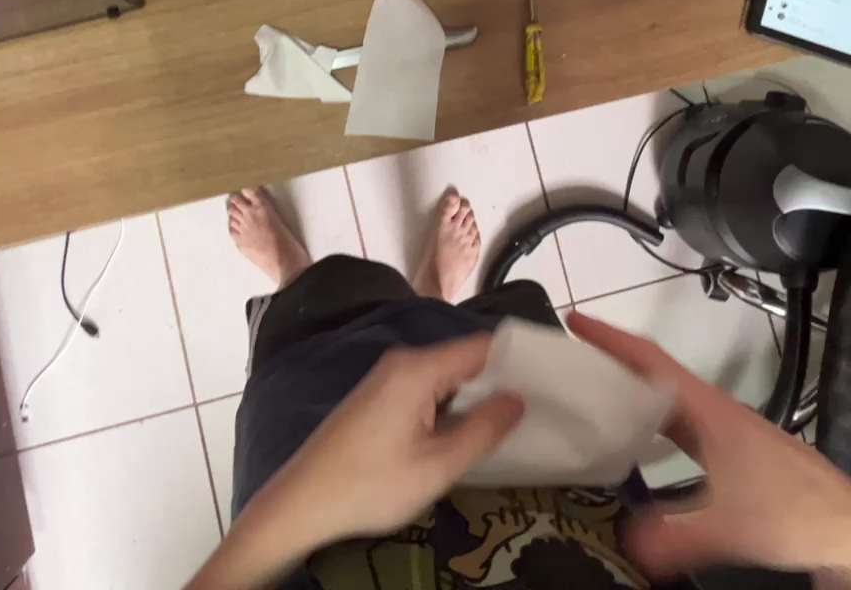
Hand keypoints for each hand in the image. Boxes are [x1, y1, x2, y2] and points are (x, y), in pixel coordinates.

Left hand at [187, 337, 523, 588]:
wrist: (301, 503)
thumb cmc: (371, 485)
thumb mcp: (437, 466)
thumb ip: (482, 428)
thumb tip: (518, 398)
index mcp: (418, 367)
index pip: (481, 346)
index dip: (516, 358)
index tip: (549, 377)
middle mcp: (402, 360)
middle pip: (463, 359)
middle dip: (497, 380)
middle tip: (536, 406)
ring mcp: (386, 376)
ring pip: (445, 375)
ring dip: (473, 395)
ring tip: (508, 420)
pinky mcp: (378, 394)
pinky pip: (426, 387)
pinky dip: (450, 402)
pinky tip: (464, 428)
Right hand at [565, 312, 850, 589]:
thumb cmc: (797, 512)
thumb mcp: (735, 526)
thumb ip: (679, 534)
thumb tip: (625, 541)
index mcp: (707, 409)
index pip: (650, 359)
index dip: (611, 338)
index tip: (574, 321)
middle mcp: (710, 410)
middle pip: (650, 373)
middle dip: (609, 361)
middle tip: (567, 363)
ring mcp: (720, 430)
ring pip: (663, 400)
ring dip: (627, 391)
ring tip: (588, 399)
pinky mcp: (727, 453)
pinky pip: (674, 425)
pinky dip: (646, 423)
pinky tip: (632, 447)